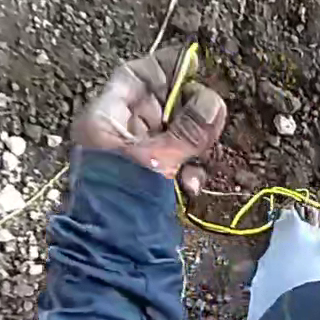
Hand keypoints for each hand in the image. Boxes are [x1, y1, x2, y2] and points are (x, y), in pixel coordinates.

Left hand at [70, 51, 226, 195]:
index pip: (134, 77)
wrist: (117, 253)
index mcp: (106, 119)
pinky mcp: (153, 180)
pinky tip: (192, 185)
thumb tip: (214, 100)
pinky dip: (190, 169)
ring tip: (200, 161)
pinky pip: (177, 161)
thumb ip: (188, 131)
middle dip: (187, 113)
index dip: (164, 69)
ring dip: (193, 146)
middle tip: (212, 116)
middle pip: (160, 106)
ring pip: (174, 135)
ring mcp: (137, 158)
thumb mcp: (157, 161)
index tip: (196, 66)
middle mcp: (119, 134)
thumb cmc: (123, 202)